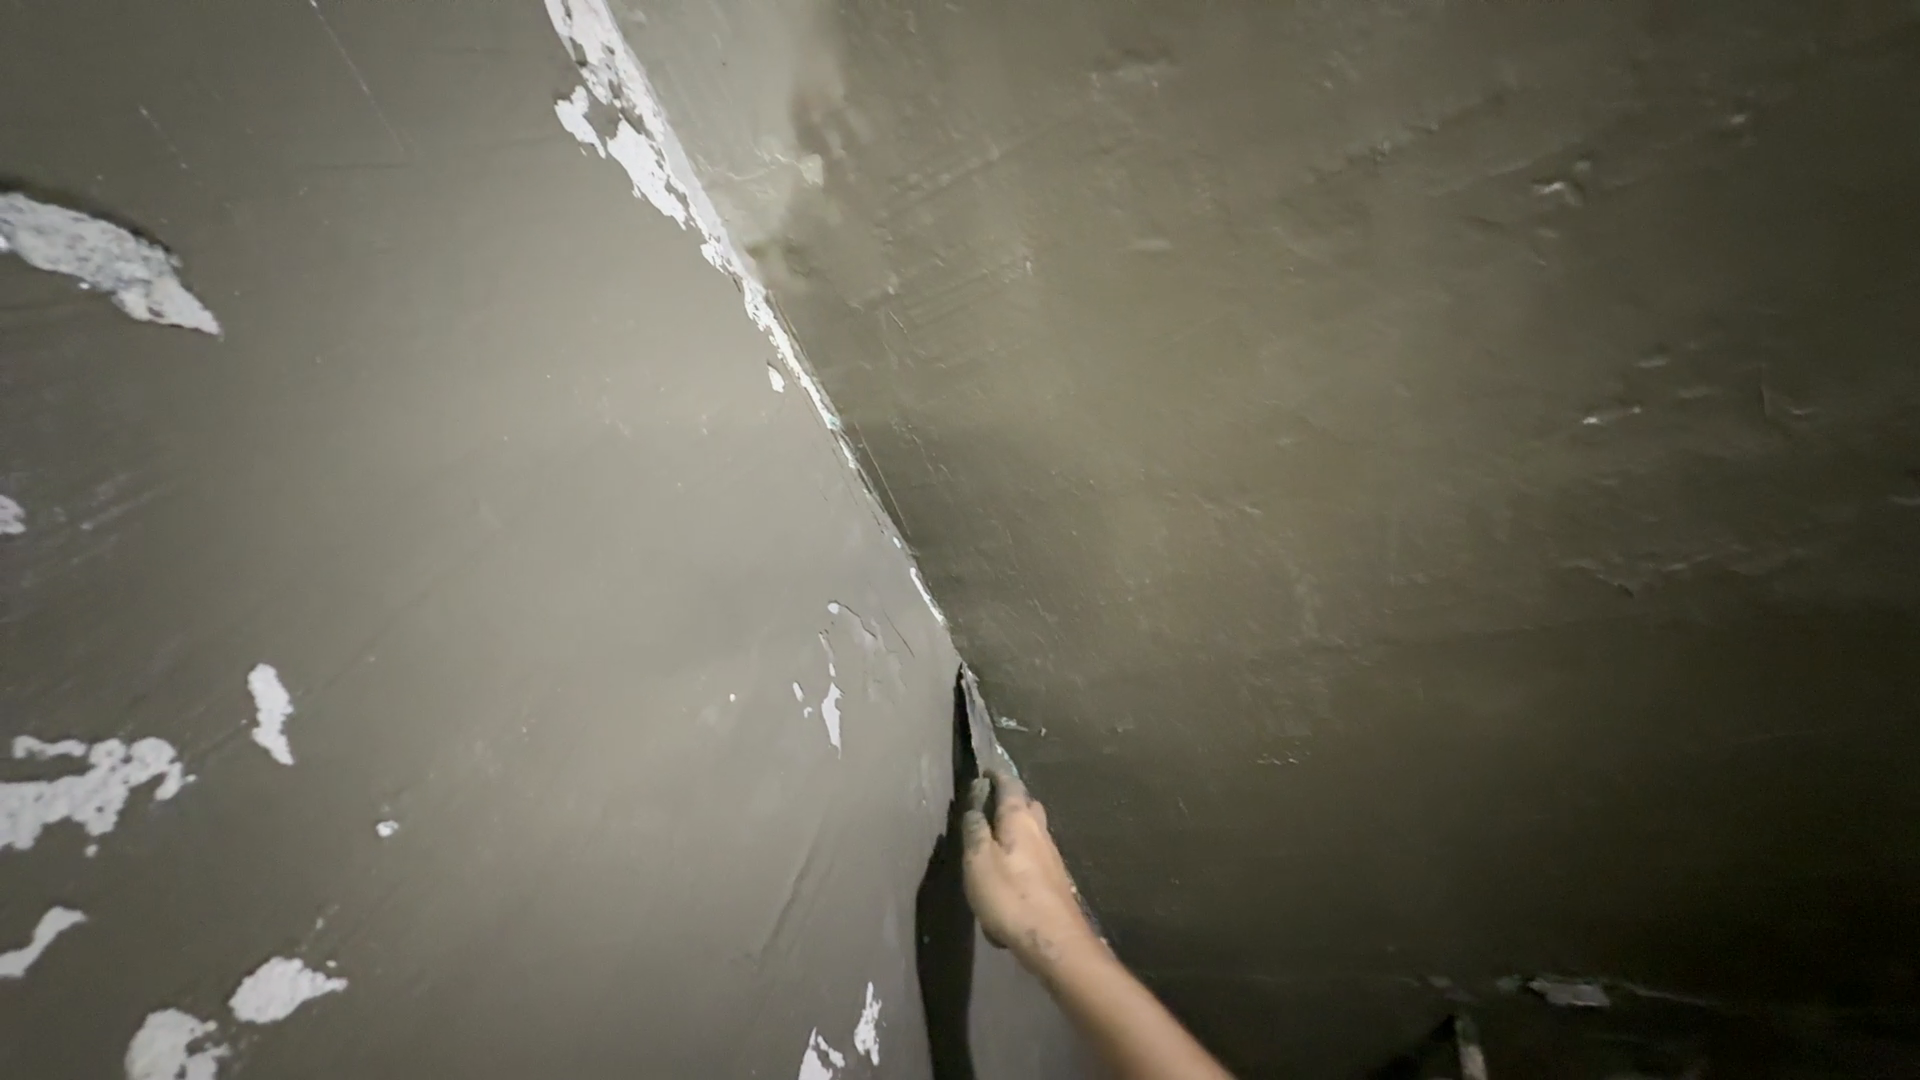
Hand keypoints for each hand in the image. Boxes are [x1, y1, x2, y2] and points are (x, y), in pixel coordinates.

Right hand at [962, 768, 1099, 969]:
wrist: (1054, 940)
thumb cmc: (1011, 896)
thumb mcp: (978, 862)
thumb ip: (975, 831)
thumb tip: (974, 808)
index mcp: (1020, 820)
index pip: (1010, 785)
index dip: (997, 776)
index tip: (986, 770)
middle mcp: (1040, 831)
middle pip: (1028, 805)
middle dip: (1012, 798)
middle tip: (993, 801)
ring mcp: (1052, 856)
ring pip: (1035, 829)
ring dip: (1019, 825)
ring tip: (999, 834)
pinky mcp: (1056, 879)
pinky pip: (1038, 853)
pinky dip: (1024, 850)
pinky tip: (1014, 868)